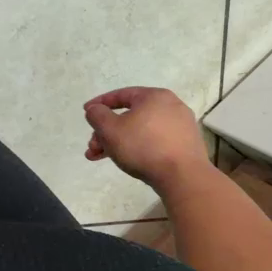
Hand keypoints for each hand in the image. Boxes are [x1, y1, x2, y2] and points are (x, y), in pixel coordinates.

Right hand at [83, 87, 213, 190]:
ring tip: (101, 157)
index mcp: (154, 97)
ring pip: (139, 129)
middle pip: (128, 115)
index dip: (99, 103)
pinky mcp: (185, 143)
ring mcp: (181, 125)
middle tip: (92, 146)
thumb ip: (97, 115)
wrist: (182, 176)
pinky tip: (126, 159)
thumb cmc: (142, 146)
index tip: (85, 112)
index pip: (121, 94)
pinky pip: (154, 139)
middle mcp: (171, 106)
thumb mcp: (109, 129)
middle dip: (106, 131)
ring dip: (117, 141)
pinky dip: (137, 146)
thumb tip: (96, 109)